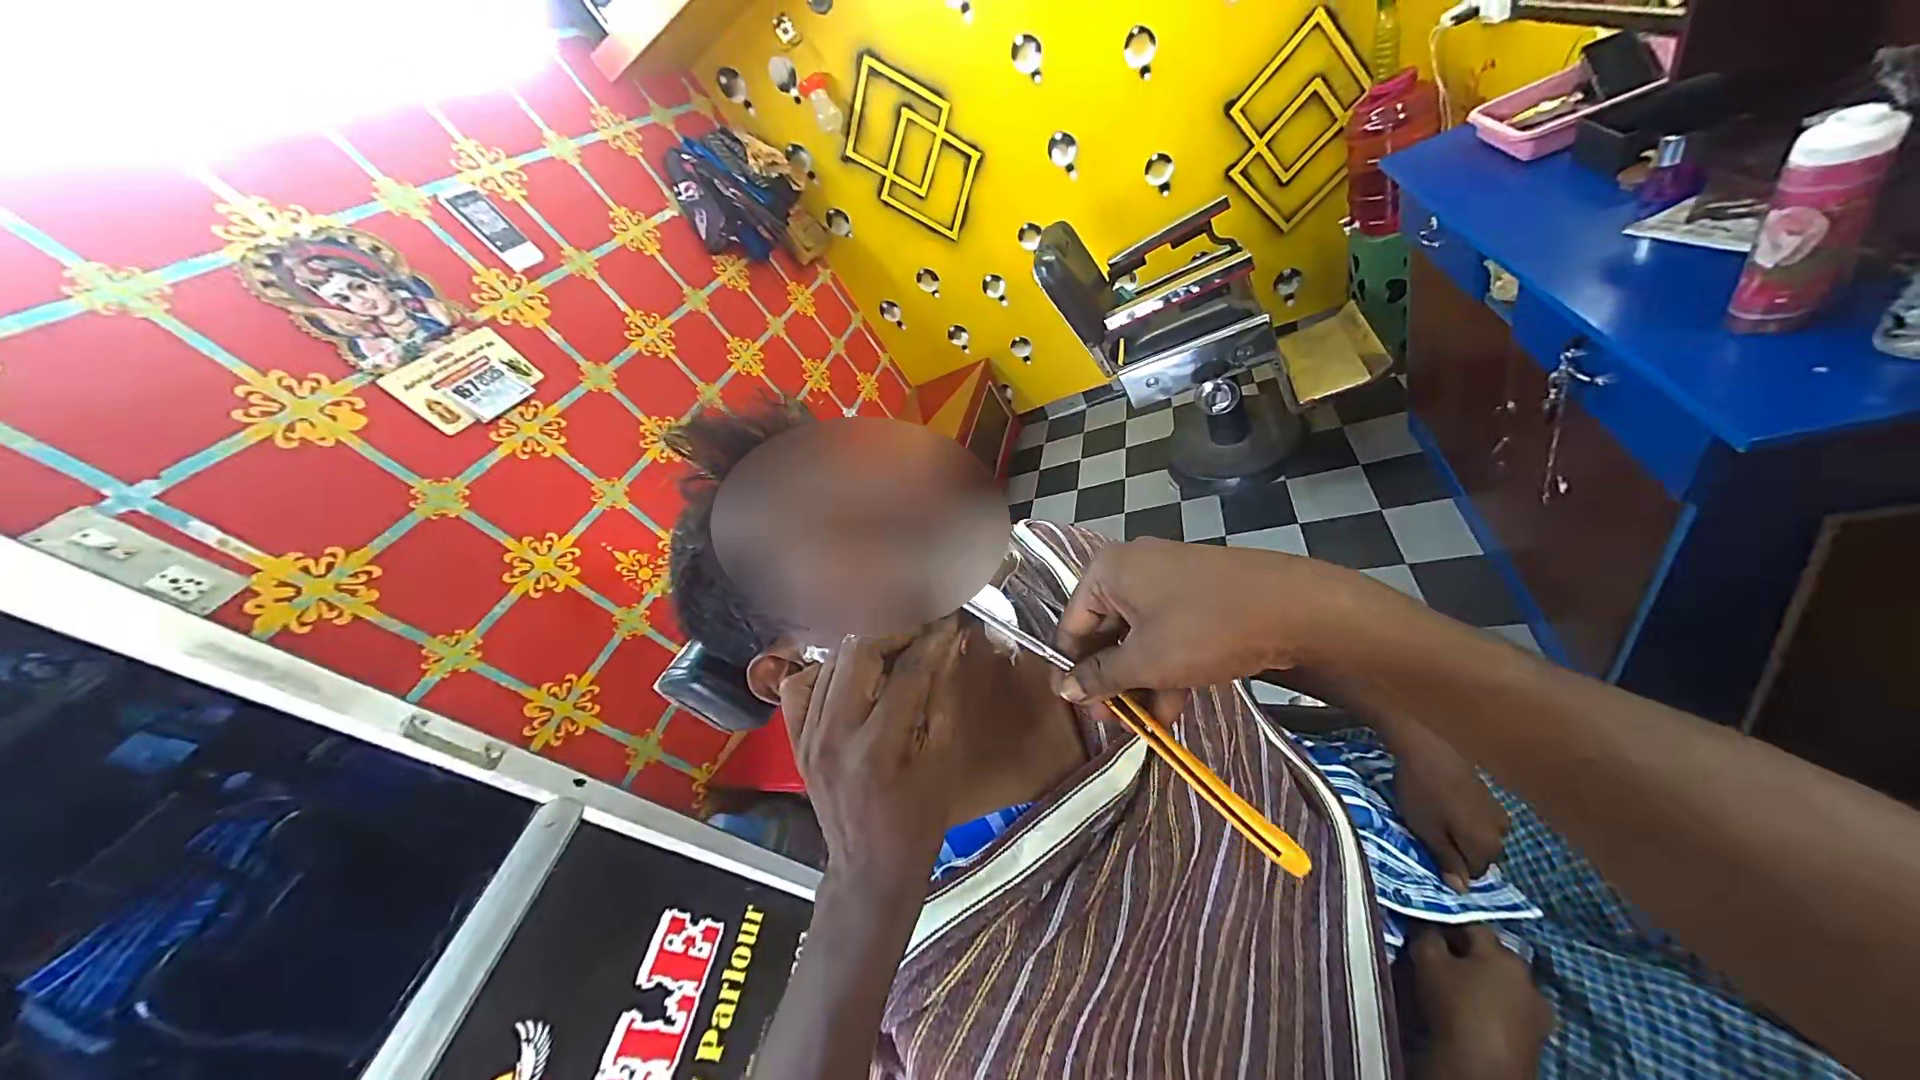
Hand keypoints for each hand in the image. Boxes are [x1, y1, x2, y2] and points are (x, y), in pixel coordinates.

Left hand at [777, 618, 967, 881]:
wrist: (870, 866)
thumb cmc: (919, 819)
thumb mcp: (944, 759)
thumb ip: (944, 696)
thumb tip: (950, 645)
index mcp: (880, 748)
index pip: (908, 671)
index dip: (933, 639)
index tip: (948, 621)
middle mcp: (835, 736)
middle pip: (859, 652)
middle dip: (894, 631)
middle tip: (919, 631)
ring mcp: (808, 737)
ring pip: (831, 661)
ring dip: (864, 647)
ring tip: (891, 649)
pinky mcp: (795, 741)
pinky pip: (801, 684)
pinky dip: (827, 670)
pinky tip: (850, 675)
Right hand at [1052, 539, 1431, 719]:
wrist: (1295, 608)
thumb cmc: (1205, 629)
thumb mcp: (1146, 660)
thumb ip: (1100, 677)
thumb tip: (1064, 689)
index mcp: (1108, 572)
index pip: (1072, 626)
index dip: (1072, 670)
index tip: (1076, 707)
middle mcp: (1132, 569)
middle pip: (1105, 633)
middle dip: (1111, 681)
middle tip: (1112, 721)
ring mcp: (1167, 581)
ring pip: (1138, 638)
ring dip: (1139, 683)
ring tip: (1146, 725)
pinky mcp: (1196, 596)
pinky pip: (1166, 633)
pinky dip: (1165, 667)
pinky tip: (1173, 708)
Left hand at [1391, 722, 1510, 887]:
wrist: (1426, 742)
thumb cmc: (1421, 788)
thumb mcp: (1425, 828)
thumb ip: (1445, 859)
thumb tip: (1461, 889)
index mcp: (1488, 845)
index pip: (1473, 873)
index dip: (1447, 863)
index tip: (1426, 846)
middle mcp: (1503, 831)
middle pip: (1478, 853)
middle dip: (1454, 846)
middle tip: (1425, 826)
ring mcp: (1499, 809)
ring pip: (1477, 832)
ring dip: (1456, 828)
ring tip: (1430, 809)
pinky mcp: (1489, 791)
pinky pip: (1476, 814)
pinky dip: (1459, 812)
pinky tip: (1440, 797)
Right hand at [1410, 925, 1553, 1079]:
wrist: (1482, 1070)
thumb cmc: (1454, 1006)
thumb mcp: (1426, 960)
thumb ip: (1427, 935)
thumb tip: (1430, 928)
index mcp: (1505, 956)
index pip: (1472, 926)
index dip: (1447, 925)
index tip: (1426, 932)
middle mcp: (1530, 979)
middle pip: (1491, 956)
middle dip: (1466, 955)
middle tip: (1439, 961)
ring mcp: (1540, 1012)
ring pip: (1502, 983)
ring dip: (1481, 981)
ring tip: (1455, 989)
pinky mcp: (1539, 1039)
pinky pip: (1510, 1008)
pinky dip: (1492, 1004)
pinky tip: (1474, 1013)